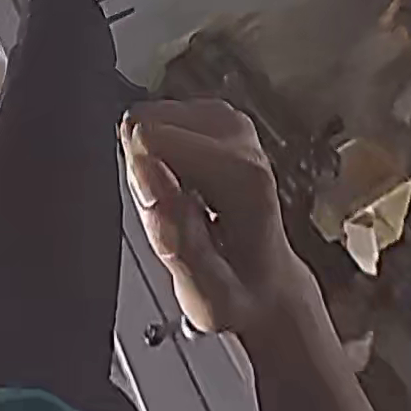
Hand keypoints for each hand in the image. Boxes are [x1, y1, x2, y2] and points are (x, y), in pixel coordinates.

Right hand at [122, 99, 315, 335]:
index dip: (140, 178)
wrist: (269, 283)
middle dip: (145, 166)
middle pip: (148, 123)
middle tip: (169, 211)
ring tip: (177, 201)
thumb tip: (146, 167)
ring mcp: (231, 121)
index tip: (159, 212)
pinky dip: (160, 150)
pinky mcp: (219, 114)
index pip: (153, 137)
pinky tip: (180, 183)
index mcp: (243, 176)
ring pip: (149, 118)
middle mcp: (241, 138)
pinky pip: (158, 119)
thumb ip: (173, 235)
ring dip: (151, 160)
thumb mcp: (206, 295)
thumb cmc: (239, 289)